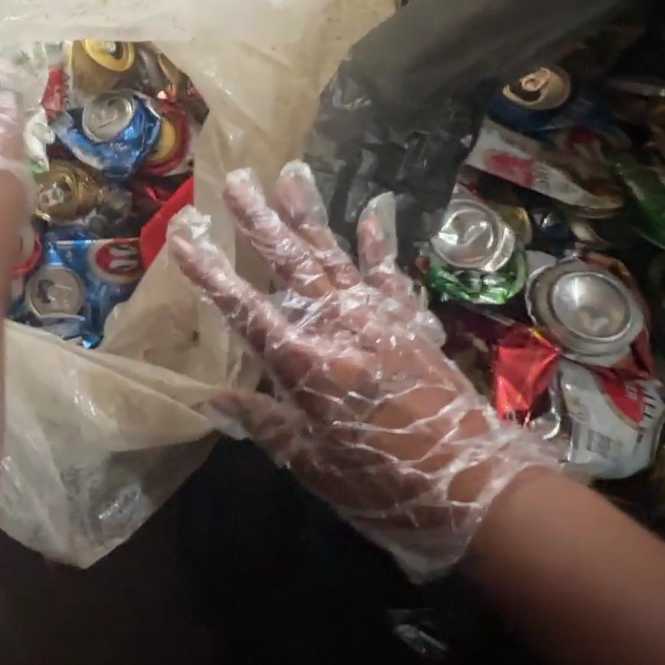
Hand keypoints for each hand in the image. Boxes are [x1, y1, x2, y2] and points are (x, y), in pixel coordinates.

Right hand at [168, 163, 557, 579]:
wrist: (481, 492)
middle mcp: (339, 329)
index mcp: (306, 365)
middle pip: (290, 264)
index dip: (209, 272)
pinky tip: (371, 213)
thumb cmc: (387, 487)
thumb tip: (212, 401)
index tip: (183, 236)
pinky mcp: (411, 324)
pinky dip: (377, 244)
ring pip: (333, 255)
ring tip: (291, 172)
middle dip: (258, 221)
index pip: (244, 309)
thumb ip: (264, 424)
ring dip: (308, 214)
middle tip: (236, 179)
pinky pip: (388, 274)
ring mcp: (379, 320)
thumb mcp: (313, 466)